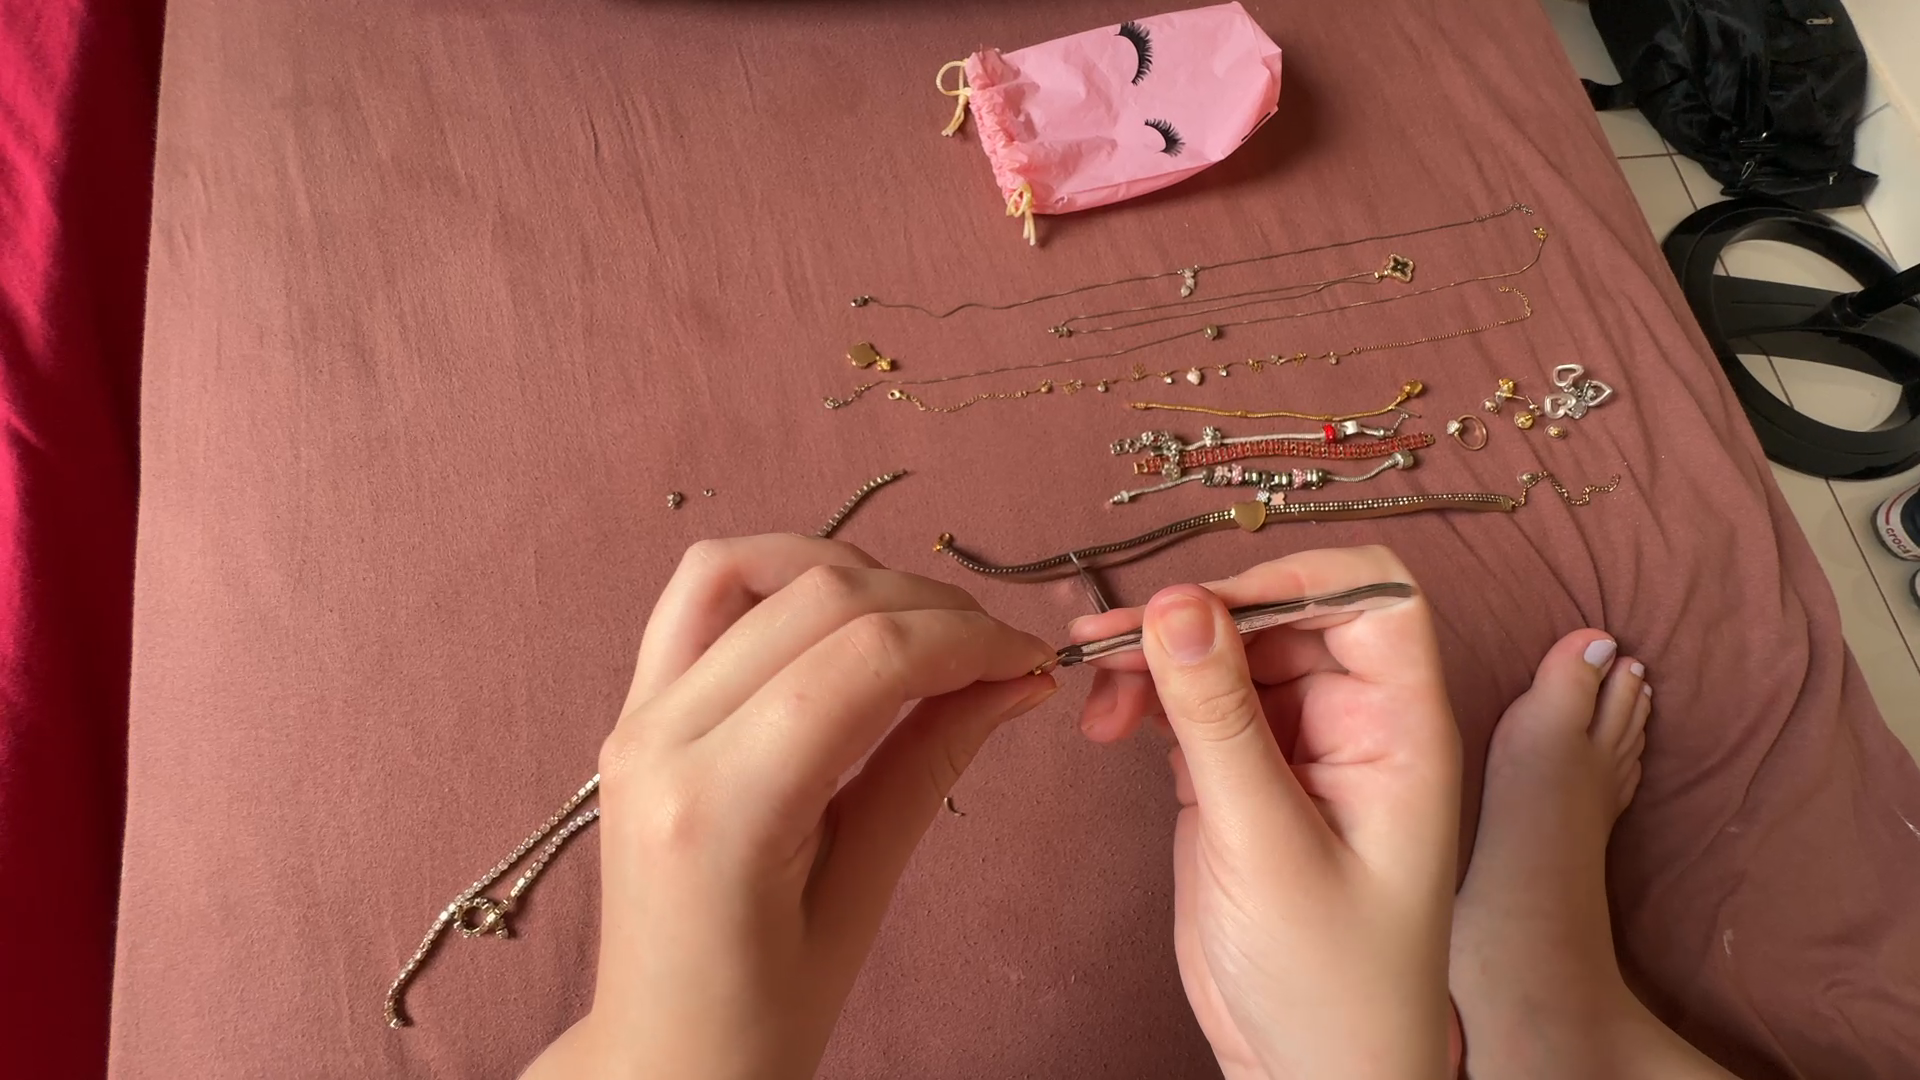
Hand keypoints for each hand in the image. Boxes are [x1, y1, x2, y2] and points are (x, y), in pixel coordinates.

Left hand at [522, 534, 1055, 1079]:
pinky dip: (782, 572)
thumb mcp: (867, 890)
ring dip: (855, 573)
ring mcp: (637, 710)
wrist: (663, 1049)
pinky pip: (705, 590)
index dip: (967, 640)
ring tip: (918, 623)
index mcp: (721, 807)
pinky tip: (837, 610)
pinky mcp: (637, 701)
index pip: (866, 662)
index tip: (1028, 656)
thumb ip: (935, 760)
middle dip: (931, 607)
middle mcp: (662, 736)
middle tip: (994, 648)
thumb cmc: (768, 1006)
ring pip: (751, 568)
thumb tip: (1016, 678)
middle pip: (820, 601)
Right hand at [1070, 547, 1459, 1079]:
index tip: (1205, 606)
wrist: (1294, 1064)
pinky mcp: (1228, 761)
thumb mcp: (1263, 841)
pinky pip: (1181, 695)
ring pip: (1213, 650)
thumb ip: (1217, 716)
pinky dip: (1139, 695)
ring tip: (1096, 694)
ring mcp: (1280, 738)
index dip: (1294, 581)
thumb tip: (1174, 603)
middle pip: (1269, 617)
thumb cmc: (1323, 977)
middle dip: (1188, 622)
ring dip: (1149, 658)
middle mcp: (1342, 717)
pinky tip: (1106, 724)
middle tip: (1110, 646)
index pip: (1371, 599)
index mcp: (1395, 726)